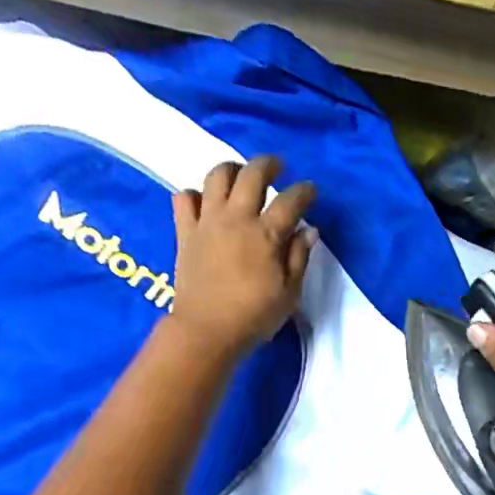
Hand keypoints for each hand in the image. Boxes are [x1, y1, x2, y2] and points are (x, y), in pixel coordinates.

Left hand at [167, 155, 317, 359]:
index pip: (291, 200)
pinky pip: (184, 199)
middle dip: (268, 164)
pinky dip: (194, 194)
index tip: (310, 190)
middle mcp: (237, 218)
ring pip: (217, 176)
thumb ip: (299, 258)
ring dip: (231, 169)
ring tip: (239, 175)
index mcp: (267, 234)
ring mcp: (208, 222)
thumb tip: (308, 230)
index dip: (304, 191)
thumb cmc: (254, 317)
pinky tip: (203, 202)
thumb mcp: (289, 294)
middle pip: (252, 174)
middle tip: (277, 167)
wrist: (207, 331)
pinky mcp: (185, 232)